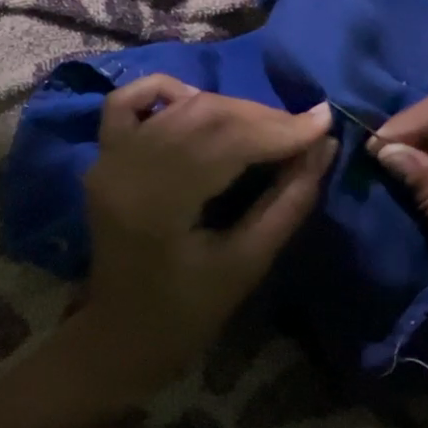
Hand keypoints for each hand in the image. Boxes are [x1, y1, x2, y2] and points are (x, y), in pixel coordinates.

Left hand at [79, 75, 336, 399]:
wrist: (121, 335)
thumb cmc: (187, 314)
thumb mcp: (246, 264)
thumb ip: (288, 202)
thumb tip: (323, 148)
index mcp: (158, 202)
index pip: (226, 142)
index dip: (279, 129)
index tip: (325, 122)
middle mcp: (126, 168)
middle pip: (202, 116)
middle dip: (260, 117)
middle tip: (304, 131)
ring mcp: (108, 159)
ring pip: (176, 107)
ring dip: (227, 108)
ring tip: (268, 126)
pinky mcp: (102, 157)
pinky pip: (126, 102)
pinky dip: (165, 92)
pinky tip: (199, 102)